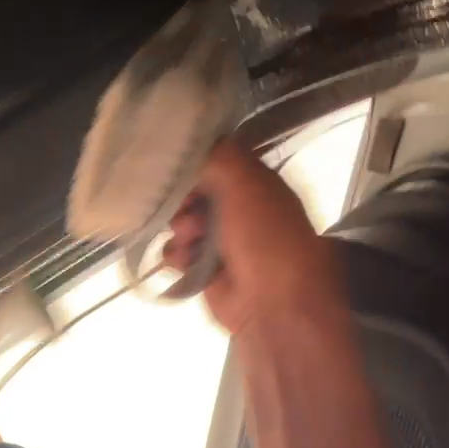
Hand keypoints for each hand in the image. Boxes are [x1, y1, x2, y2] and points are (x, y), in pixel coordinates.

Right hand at [163, 139, 347, 335]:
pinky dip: (176, 257)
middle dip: (181, 199)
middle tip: (184, 209)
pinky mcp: (204, 269)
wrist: (271, 302)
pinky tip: (185, 262)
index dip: (194, 163)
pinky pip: (177, 255)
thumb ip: (219, 158)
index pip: (216, 161)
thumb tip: (191, 145)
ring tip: (190, 241)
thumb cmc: (266, 238)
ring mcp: (220, 240)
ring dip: (178, 230)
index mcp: (255, 183)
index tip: (177, 169)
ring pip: (180, 223)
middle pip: (192, 192)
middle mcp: (238, 209)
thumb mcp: (247, 184)